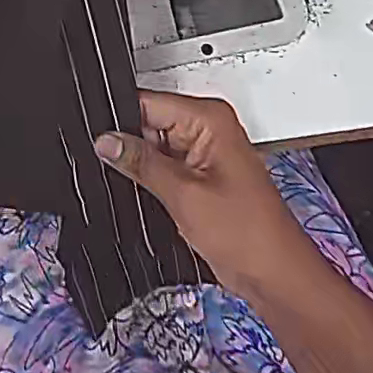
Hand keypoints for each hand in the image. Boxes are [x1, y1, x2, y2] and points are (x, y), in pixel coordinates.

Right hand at [95, 92, 310, 290]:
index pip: (148, 102)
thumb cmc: (248, 232)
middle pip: (148, 121)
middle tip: (129, 173)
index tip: (101, 142)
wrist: (272, 271)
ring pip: (154, 146)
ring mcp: (204, 150)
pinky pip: (165, 165)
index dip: (120, 122)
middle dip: (132, 146)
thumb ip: (140, 162)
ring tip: (156, 190)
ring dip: (144, 166)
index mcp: (209, 118)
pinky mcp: (200, 173)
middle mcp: (208, 127)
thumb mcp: (183, 194)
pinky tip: (157, 197)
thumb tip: (107, 142)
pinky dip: (154, 180)